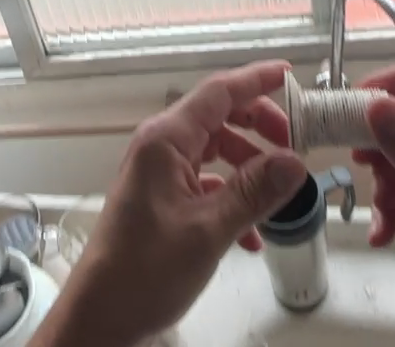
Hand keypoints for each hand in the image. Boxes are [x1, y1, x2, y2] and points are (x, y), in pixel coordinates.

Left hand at [33, 61, 308, 346]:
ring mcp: (159, 171)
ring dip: (248, 168)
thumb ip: (253, 193)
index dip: (255, 79)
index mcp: (166, 139)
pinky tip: (252, 236)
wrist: (99, 319)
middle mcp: (160, 145)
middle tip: (294, 147)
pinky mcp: (161, 197)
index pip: (218, 91)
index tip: (289, 75)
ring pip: (214, 150)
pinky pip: (205, 182)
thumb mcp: (208, 232)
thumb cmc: (144, 271)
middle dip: (259, 127)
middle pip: (219, 116)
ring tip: (278, 195)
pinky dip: (231, 198)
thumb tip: (295, 163)